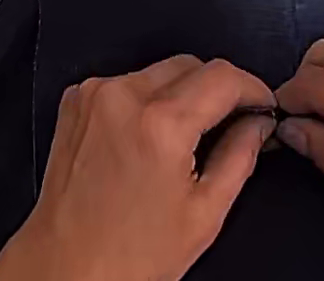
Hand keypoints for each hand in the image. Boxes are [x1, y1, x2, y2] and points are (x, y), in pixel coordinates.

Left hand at [0, 56, 276, 280]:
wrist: (60, 273)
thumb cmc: (133, 257)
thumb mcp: (203, 215)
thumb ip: (240, 156)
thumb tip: (260, 120)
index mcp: (161, 124)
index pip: (223, 76)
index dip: (251, 87)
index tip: (263, 104)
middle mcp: (126, 94)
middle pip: (193, 64)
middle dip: (217, 89)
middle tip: (229, 122)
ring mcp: (98, 90)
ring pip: (161, 69)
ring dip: (182, 91)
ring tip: (184, 134)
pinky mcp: (78, 95)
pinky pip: (130, 79)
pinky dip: (146, 97)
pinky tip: (145, 133)